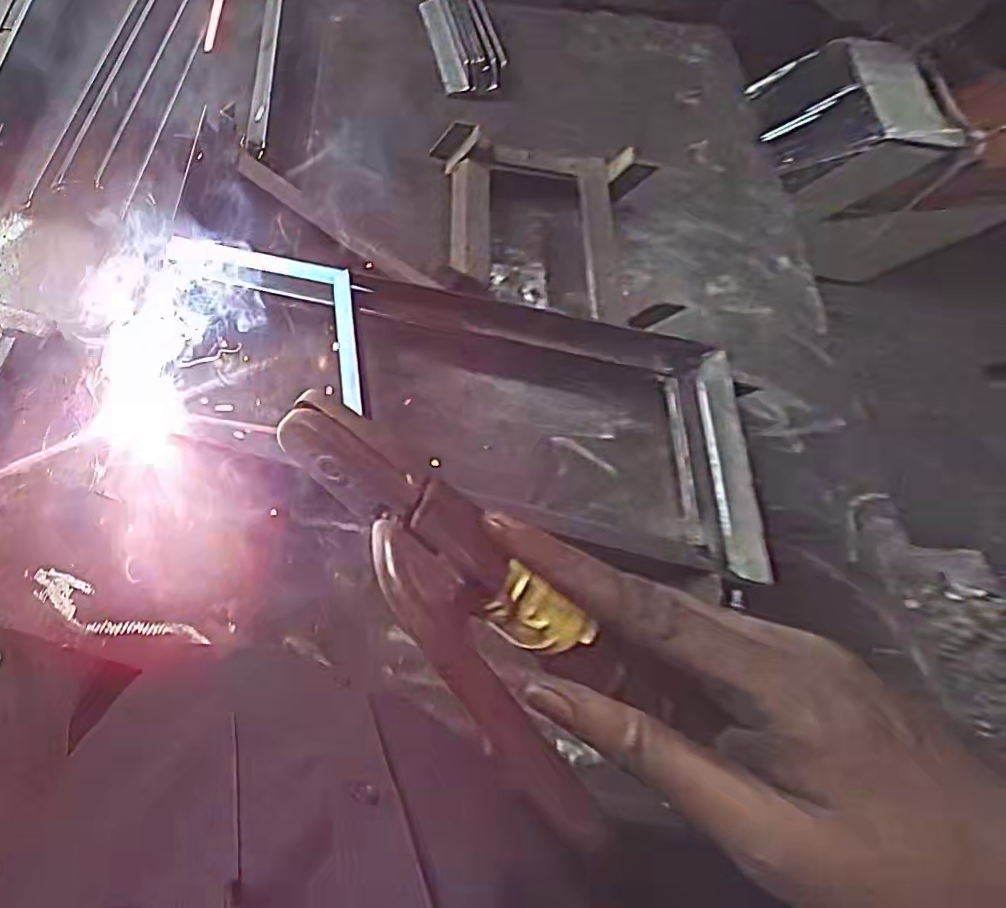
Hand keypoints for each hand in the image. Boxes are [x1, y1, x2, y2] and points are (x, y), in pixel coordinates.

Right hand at [482, 512, 1005, 907]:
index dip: (562, 563)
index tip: (502, 525)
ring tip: (538, 628)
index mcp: (782, 680)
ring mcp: (799, 655)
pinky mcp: (800, 671)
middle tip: (494, 581)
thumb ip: (644, 751)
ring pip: (669, 622)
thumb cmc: (902, 879)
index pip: (644, 606)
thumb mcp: (762, 831)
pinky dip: (640, 649)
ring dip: (598, 623)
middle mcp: (787, 647)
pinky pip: (696, 644)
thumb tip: (539, 692)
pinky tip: (615, 669)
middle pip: (648, 604)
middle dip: (565, 589)